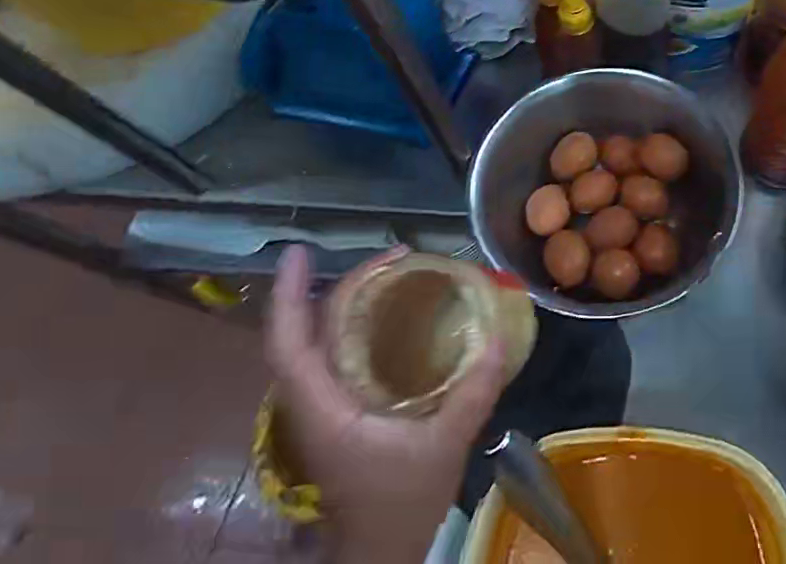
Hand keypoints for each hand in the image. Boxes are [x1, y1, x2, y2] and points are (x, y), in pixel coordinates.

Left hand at [267, 246, 510, 563]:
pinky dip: (357, 322)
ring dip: (346, 300)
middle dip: (338, 285)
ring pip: (318, 341)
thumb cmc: (402, 502)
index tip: (299, 253)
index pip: (289, 346)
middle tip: (393, 256)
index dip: (288, 297)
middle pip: (305, 333)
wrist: (381, 550)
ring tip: (394, 271)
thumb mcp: (445, 446)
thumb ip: (473, 393)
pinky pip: (337, 353)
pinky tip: (392, 312)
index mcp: (324, 410)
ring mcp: (324, 407)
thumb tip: (496, 335)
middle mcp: (314, 402)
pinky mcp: (340, 411)